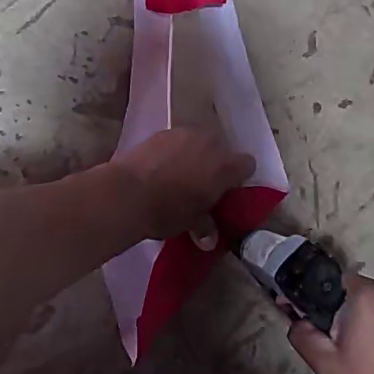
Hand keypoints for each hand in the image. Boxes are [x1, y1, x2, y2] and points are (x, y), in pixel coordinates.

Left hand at [111, 128, 254, 241]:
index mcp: (226, 166)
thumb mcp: (191, 222)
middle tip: (202, 184)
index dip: (239, 177)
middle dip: (215, 164)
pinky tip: (160, 167)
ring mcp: (185, 134)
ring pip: (198, 143)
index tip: (227, 190)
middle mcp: (210, 143)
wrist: (126, 193)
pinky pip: (176, 141)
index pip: (247, 164)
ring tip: (178, 174)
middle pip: (222, 150)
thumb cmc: (167, 210)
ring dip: (194, 155)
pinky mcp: (161, 133)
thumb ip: (205, 226)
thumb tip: (209, 240)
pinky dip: (173, 151)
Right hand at [287, 275, 373, 373]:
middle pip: (338, 294)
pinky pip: (370, 319)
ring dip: (341, 327)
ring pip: (354, 309)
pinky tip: (358, 362)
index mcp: (362, 293)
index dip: (303, 295)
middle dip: (324, 315)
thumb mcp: (327, 364)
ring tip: (338, 359)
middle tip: (318, 346)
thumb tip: (295, 321)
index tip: (291, 314)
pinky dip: (358, 333)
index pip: (322, 278)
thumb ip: (303, 336)